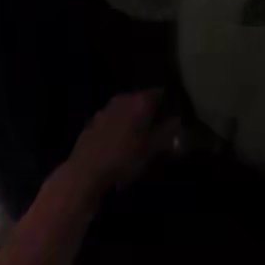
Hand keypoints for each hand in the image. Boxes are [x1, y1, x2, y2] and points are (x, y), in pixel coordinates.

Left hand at [64, 90, 179, 190]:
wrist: (87, 170)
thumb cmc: (125, 157)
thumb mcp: (153, 148)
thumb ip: (168, 133)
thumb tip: (178, 122)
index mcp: (140, 100)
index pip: (159, 94)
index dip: (167, 106)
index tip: (171, 119)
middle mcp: (123, 98)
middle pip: (141, 102)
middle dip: (149, 115)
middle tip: (156, 133)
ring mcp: (106, 109)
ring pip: (125, 112)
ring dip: (132, 122)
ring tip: (137, 142)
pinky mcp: (93, 123)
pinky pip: (111, 122)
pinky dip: (117, 130)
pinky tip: (118, 147)